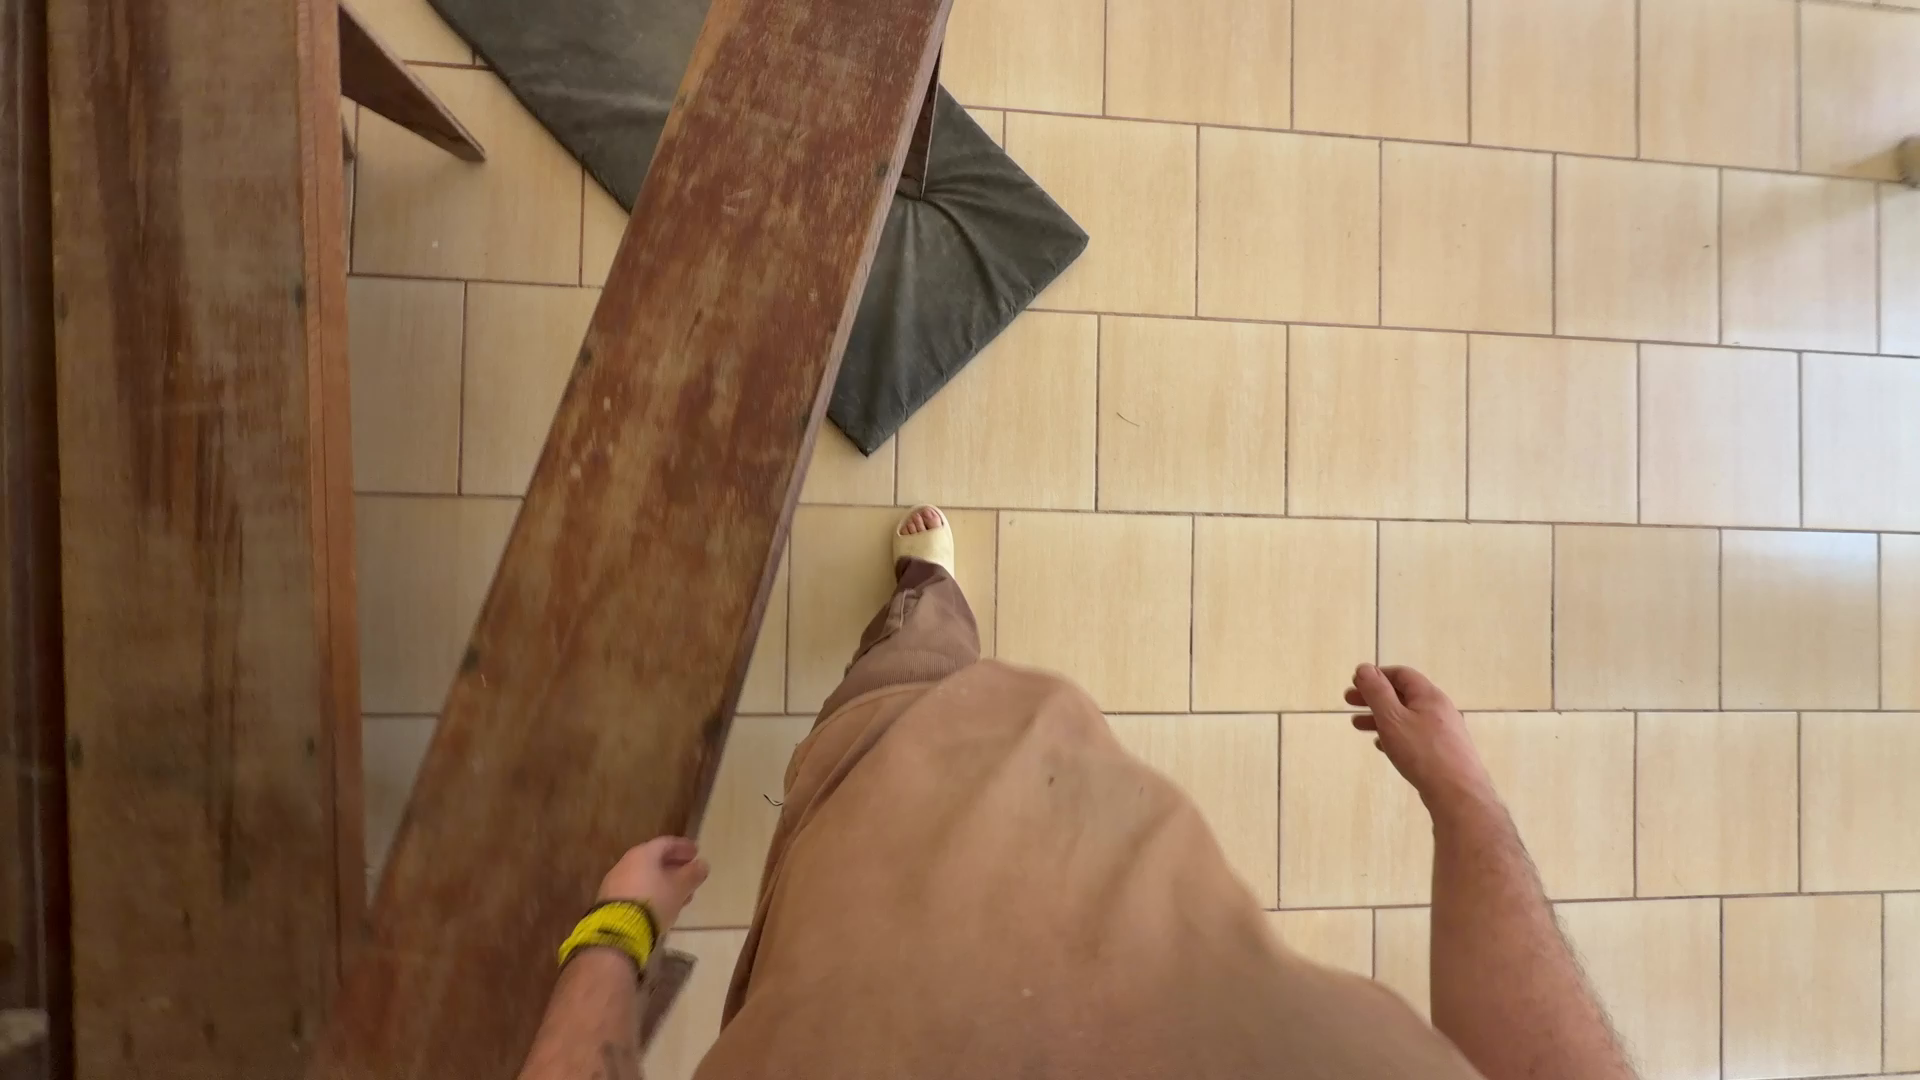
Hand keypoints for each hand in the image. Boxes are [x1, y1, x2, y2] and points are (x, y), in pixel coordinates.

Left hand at [597, 837, 709, 929]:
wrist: (618, 933)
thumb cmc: (654, 901)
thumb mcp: (681, 887)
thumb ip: (693, 873)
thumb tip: (702, 865)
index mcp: (644, 853)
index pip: (667, 843)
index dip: (684, 847)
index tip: (697, 854)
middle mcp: (626, 863)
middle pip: (654, 860)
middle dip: (674, 867)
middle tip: (689, 875)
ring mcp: (615, 884)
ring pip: (645, 878)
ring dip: (663, 883)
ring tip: (679, 895)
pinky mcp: (609, 903)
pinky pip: (635, 892)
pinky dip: (650, 894)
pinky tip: (661, 907)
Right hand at [1345, 664, 1492, 808]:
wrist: (1458, 794)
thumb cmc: (1422, 752)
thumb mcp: (1392, 718)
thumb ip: (1377, 691)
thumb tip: (1364, 668)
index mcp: (1429, 696)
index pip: (1401, 674)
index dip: (1376, 675)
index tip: (1355, 684)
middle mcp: (1439, 709)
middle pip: (1402, 695)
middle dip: (1373, 697)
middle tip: (1349, 702)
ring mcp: (1443, 731)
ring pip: (1406, 716)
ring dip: (1380, 716)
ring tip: (1358, 725)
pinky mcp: (1443, 751)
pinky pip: (1414, 734)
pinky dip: (1394, 733)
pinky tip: (1382, 745)